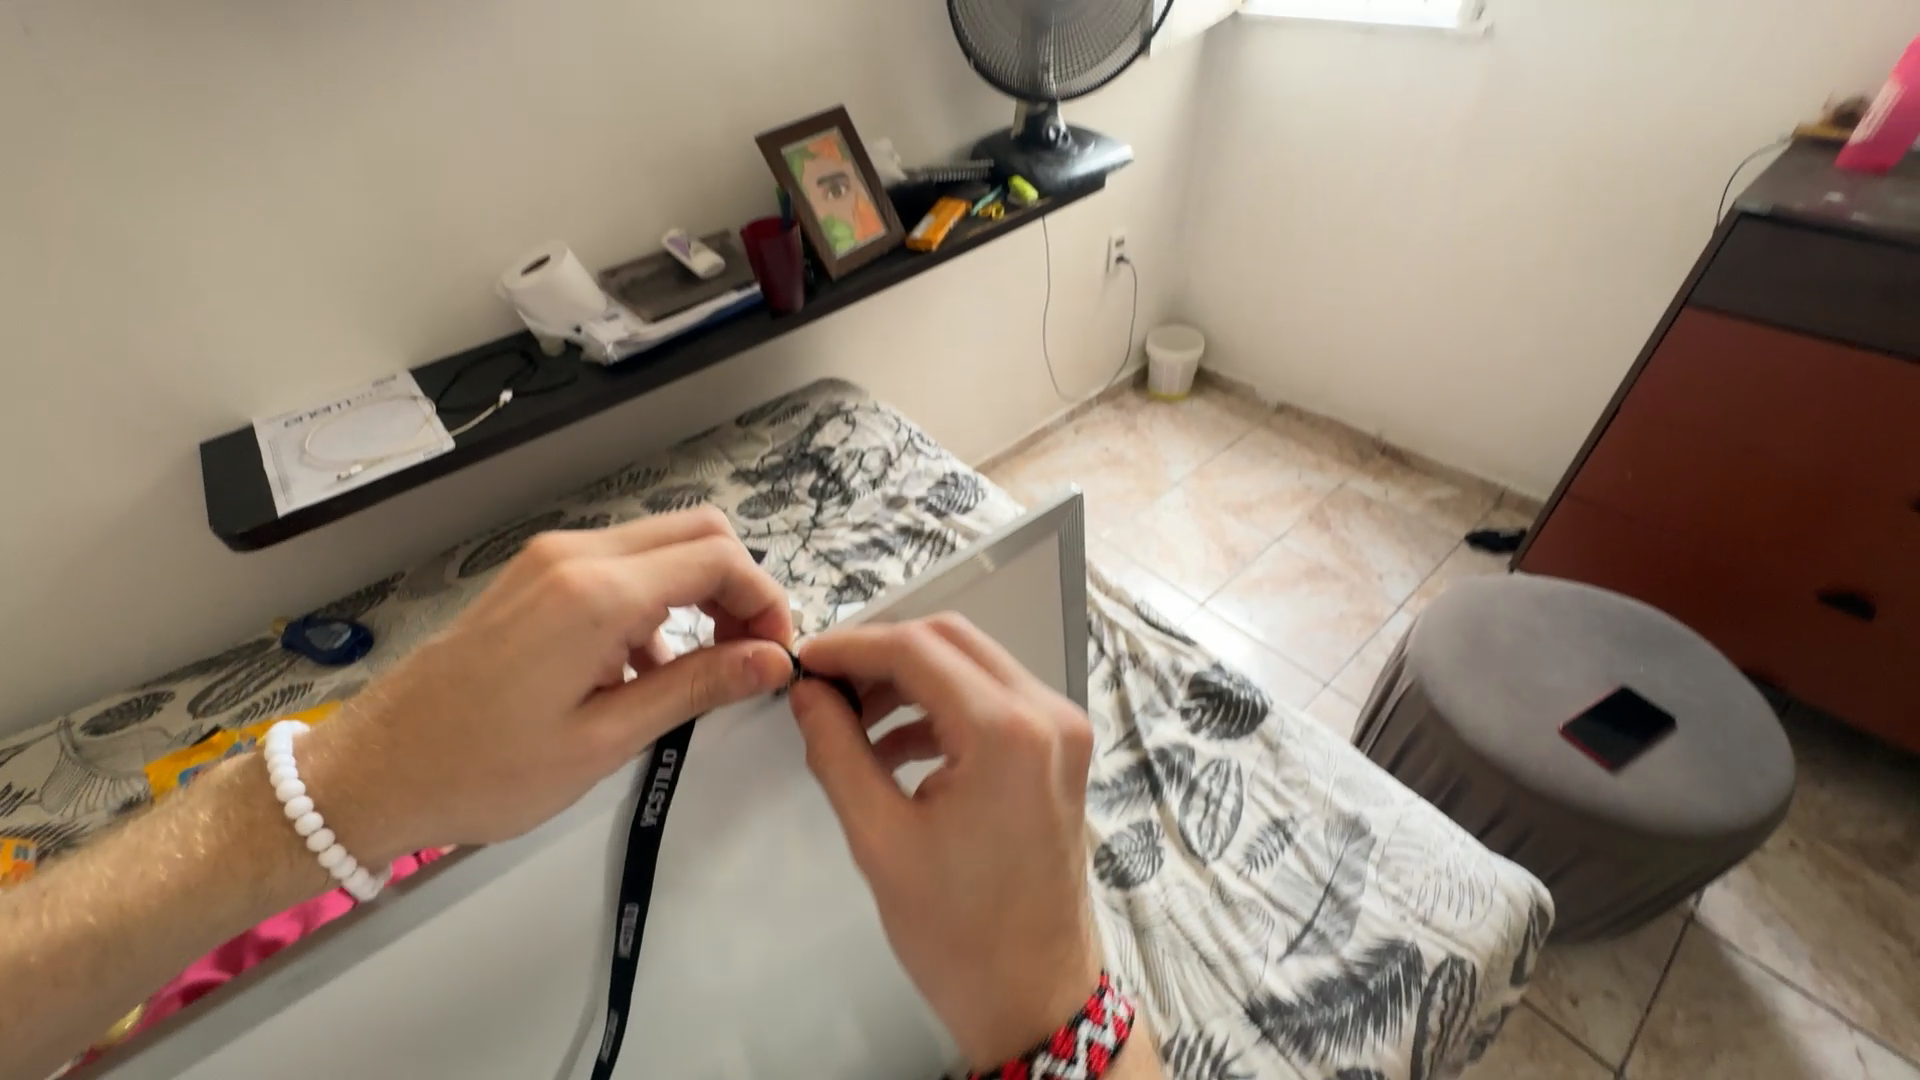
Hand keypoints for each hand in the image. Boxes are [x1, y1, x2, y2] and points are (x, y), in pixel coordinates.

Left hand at [302, 507, 794, 865]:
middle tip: (749, 652)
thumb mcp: (606, 739)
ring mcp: (554, 558)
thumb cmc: (483, 770)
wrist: (365, 773)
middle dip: (741, 586)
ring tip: (707, 665)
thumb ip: (698, 686)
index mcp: (597, 593)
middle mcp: (578, 554)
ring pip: (666, 543)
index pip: (720, 559)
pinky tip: (650, 663)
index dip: (765, 601)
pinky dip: (662, 599)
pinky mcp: (540, 573)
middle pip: (700, 532)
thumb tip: (773, 660)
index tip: (774, 656)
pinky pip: (627, 564)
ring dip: (703, 592)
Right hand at [789, 614, 1100, 1068]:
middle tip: (827, 684)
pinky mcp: (1059, 746)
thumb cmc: (959, 934)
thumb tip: (809, 693)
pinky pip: (991, 698)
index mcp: (1008, 732)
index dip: (852, 647)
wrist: (1034, 995)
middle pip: (950, 640)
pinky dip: (940, 707)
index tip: (805, 661)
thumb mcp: (879, 838)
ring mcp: (1061, 727)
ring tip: (853, 719)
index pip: (917, 649)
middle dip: (881, 654)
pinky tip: (895, 745)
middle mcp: (1047, 712)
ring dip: (910, 680)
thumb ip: (837, 749)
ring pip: (971, 663)